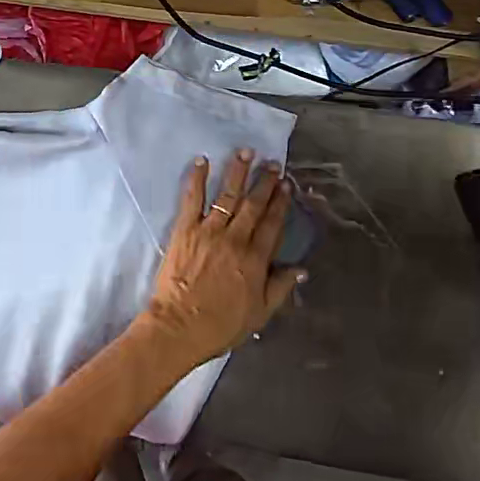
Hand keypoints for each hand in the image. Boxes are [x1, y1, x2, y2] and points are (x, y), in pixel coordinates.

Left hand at [137, 150, 305, 369]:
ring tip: (246, 152)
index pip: (272, 223)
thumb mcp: (260, 313)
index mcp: (256, 259)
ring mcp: (210, 232)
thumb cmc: (220, 325)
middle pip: (254, 204)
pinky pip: (193, 199)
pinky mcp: (186, 230)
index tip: (286, 184)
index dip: (281, 202)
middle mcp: (236, 239)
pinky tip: (202, 161)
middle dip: (265, 181)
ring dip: (238, 172)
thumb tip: (301, 268)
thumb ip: (281, 287)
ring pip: (228, 195)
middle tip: (273, 163)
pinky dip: (197, 179)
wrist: (179, 328)